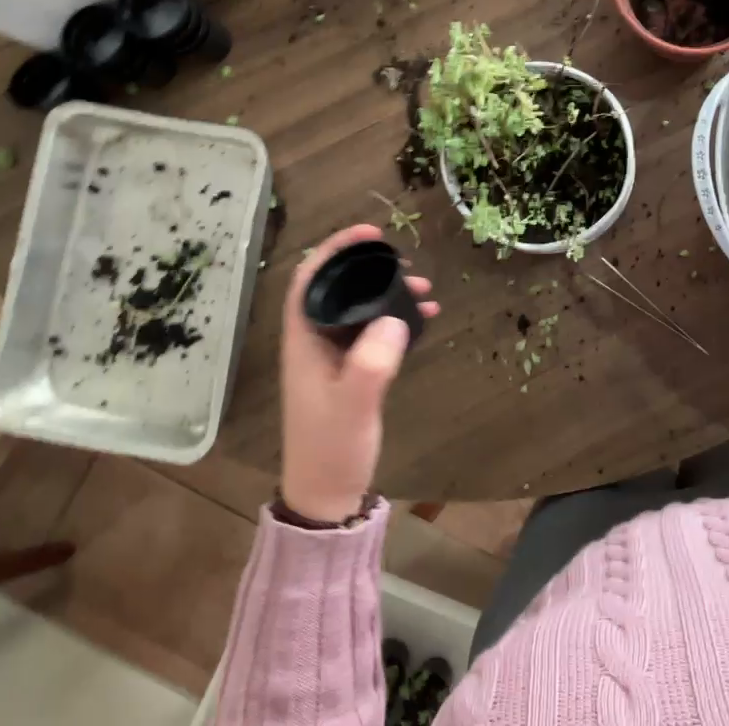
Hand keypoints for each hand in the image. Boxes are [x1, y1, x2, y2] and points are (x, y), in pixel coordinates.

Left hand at [279, 224, 439, 521]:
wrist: (327, 494)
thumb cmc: (331, 449)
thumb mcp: (353, 406)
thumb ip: (371, 363)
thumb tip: (395, 319)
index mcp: (303, 341)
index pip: (311, 279)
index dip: (336, 250)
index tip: (371, 235)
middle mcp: (314, 342)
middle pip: (337, 288)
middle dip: (370, 268)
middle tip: (406, 263)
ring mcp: (333, 357)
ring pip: (358, 308)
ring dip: (387, 293)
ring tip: (424, 291)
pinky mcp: (351, 372)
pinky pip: (373, 332)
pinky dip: (396, 319)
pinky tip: (425, 319)